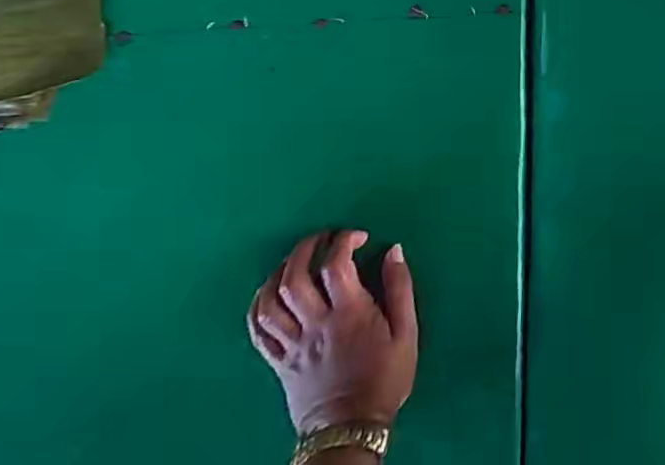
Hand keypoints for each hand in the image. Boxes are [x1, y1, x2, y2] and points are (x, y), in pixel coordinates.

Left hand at [247, 230, 417, 434]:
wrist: (351, 429)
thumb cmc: (385, 378)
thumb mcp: (406, 332)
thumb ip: (400, 288)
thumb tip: (393, 249)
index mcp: (350, 314)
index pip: (335, 266)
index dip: (343, 241)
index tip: (359, 236)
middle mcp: (315, 325)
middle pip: (295, 278)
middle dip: (306, 248)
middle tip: (323, 237)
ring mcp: (292, 345)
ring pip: (270, 302)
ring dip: (280, 271)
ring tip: (296, 258)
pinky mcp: (277, 362)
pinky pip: (257, 330)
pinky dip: (258, 304)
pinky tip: (269, 290)